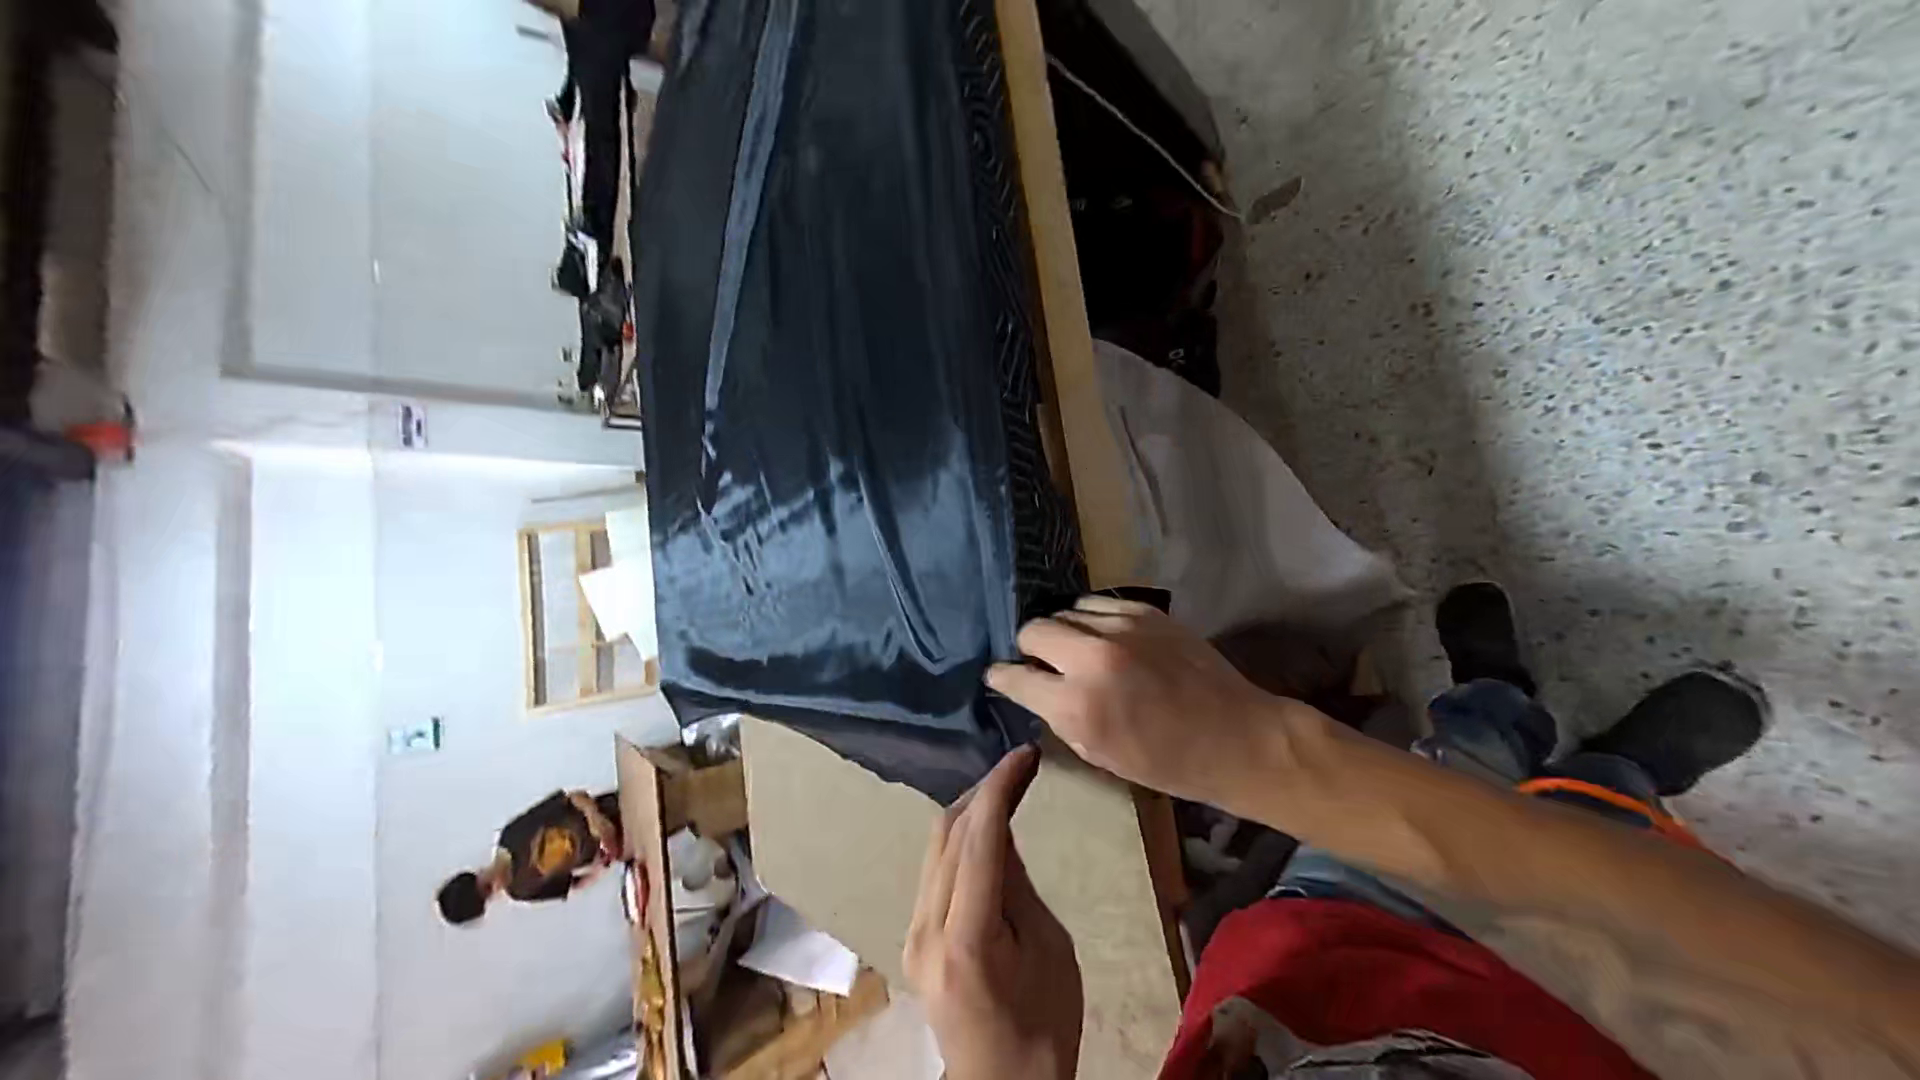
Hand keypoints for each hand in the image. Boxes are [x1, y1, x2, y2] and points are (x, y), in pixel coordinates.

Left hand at [904, 745, 1082, 1079]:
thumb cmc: (1044, 1026)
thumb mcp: (1051, 950)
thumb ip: (1018, 885)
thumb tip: (1002, 831)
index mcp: (968, 937)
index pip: (978, 839)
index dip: (1000, 787)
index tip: (1025, 755)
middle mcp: (927, 927)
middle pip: (947, 833)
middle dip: (983, 791)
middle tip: (1020, 768)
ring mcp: (912, 931)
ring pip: (935, 845)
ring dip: (970, 810)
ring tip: (1007, 789)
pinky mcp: (911, 935)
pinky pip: (934, 868)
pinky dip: (961, 839)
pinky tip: (986, 831)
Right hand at [985, 595, 1287, 808]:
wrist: (1236, 738)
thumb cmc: (1166, 762)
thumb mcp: (1098, 753)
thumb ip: (1059, 715)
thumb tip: (1034, 688)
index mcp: (1077, 705)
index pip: (1014, 676)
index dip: (1002, 676)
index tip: (1002, 676)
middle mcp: (1093, 658)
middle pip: (1033, 629)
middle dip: (1030, 647)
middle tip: (1043, 662)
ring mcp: (1121, 628)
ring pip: (1065, 611)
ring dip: (1063, 632)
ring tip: (1076, 648)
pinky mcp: (1145, 611)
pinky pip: (1097, 603)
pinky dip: (1092, 620)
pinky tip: (1104, 636)